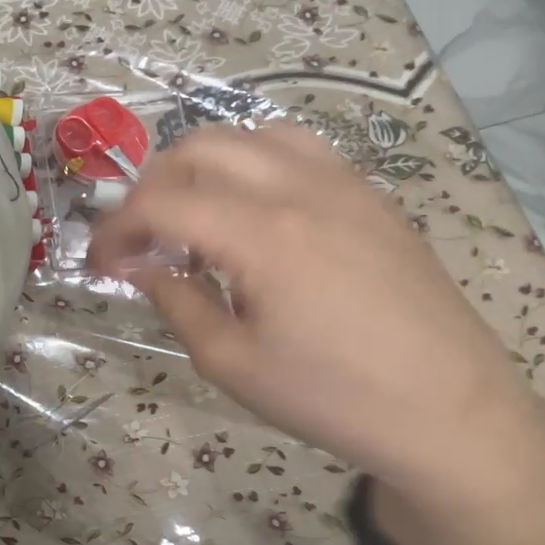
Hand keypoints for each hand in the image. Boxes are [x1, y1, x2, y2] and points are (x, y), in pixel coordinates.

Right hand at [88, 124, 544, 544]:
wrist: (447, 409)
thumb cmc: (326, 394)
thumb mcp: (228, 360)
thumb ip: (176, 301)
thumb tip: (140, 268)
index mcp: (264, 236)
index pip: (161, 202)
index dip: (114, 229)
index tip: (98, 264)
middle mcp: (304, 191)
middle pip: (202, 147)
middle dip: (150, 186)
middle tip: (137, 239)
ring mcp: (347, 187)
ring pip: (254, 135)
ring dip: (202, 166)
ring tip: (188, 217)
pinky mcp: (372, 200)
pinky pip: (299, 152)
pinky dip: (252, 167)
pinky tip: (245, 216)